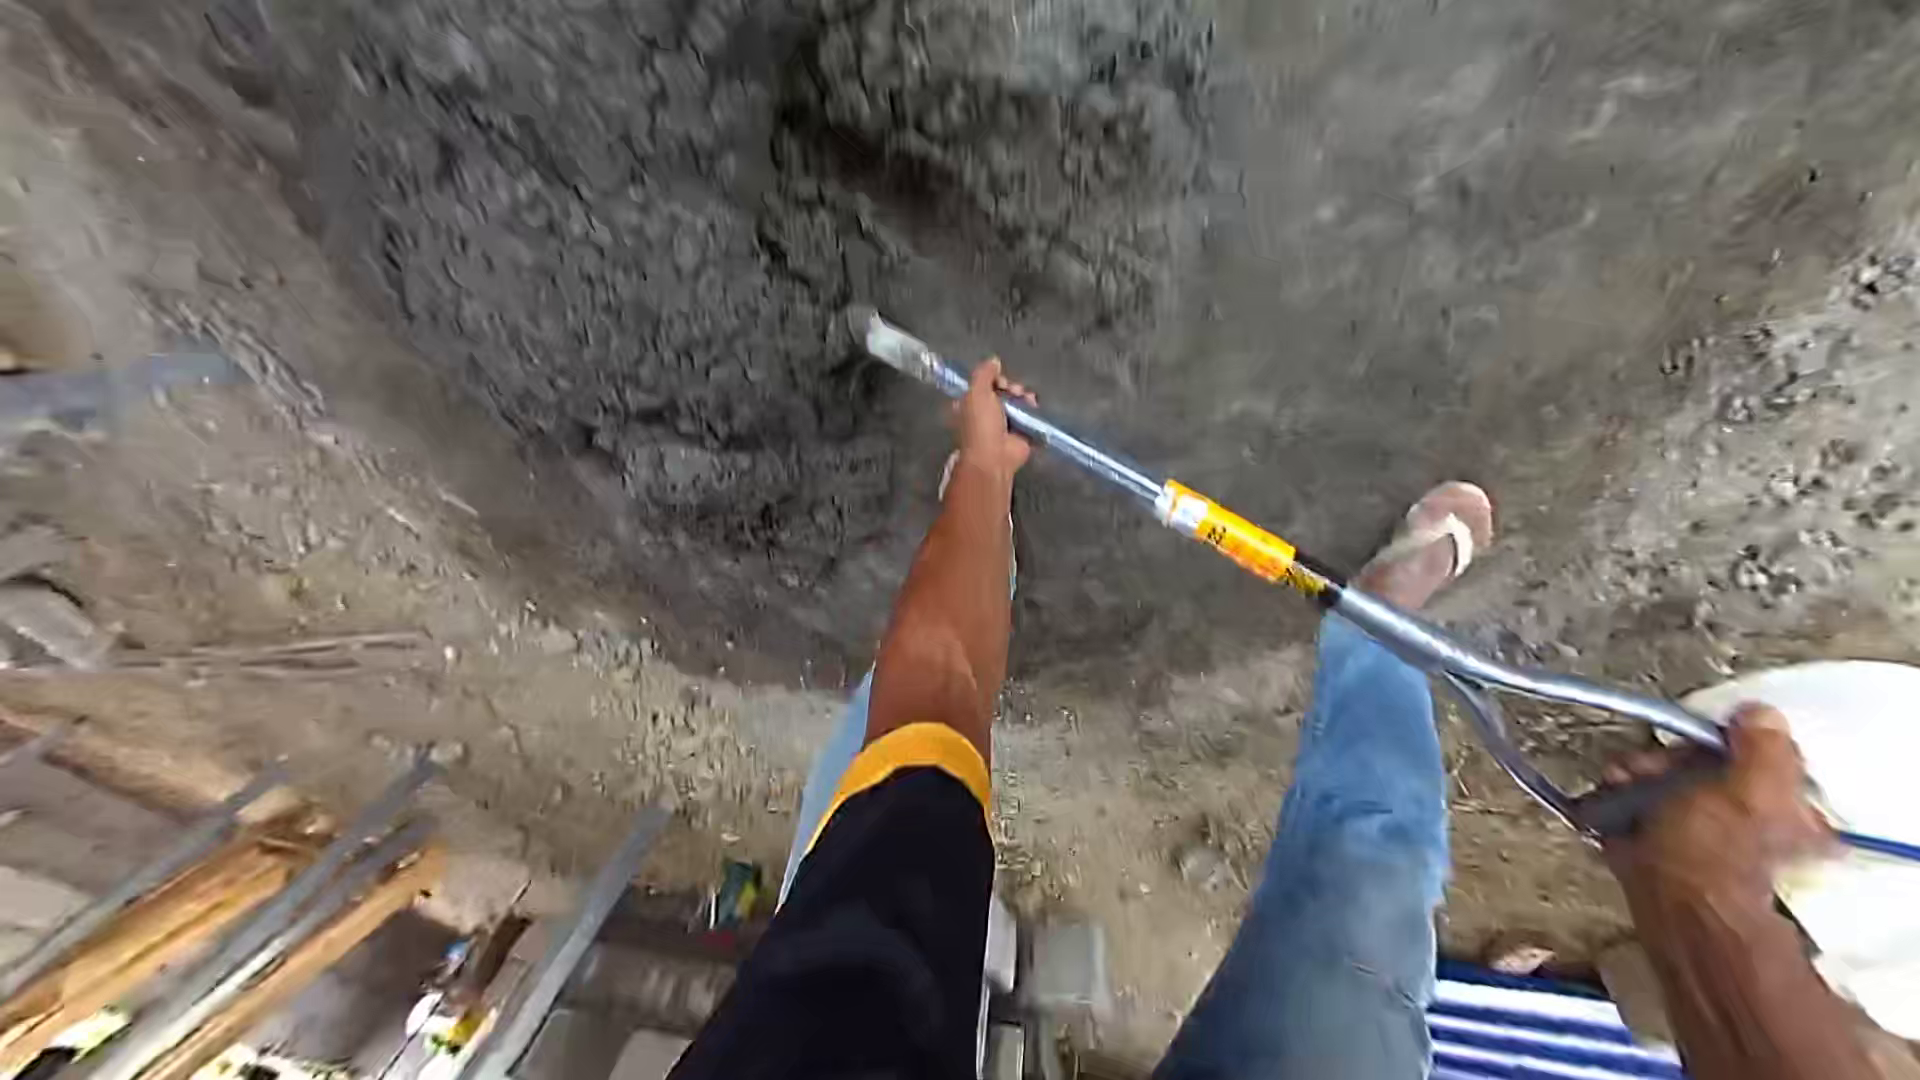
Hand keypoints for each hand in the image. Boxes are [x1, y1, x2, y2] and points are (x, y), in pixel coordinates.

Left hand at [954, 358, 1035, 477]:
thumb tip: (994, 361)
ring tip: (1027, 400)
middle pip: (1003, 393)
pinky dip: (1034, 412)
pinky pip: (1030, 419)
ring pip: (1018, 404)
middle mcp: (986, 416)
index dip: (994, 379)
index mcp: (970, 406)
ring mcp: (1004, 427)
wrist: (994, 456)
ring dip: (1024, 398)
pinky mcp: (1021, 436)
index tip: (1000, 380)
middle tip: (1015, 391)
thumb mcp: (977, 392)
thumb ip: (984, 373)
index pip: (984, 386)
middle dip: (1012, 388)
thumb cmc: (980, 424)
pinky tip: (1034, 408)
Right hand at [1602, 704, 1836, 902]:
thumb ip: (1764, 751)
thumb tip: (1762, 713)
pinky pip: (1631, 793)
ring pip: (1657, 775)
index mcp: (1786, 809)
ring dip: (1632, 771)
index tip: (1694, 742)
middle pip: (1695, 763)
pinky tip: (1613, 793)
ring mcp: (1694, 823)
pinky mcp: (1652, 827)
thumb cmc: (1714, 848)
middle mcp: (1744, 816)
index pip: (1748, 756)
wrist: (1666, 890)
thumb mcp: (1752, 792)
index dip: (1717, 743)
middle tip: (1650, 766)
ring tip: (1624, 781)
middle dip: (1662, 759)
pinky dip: (1616, 789)